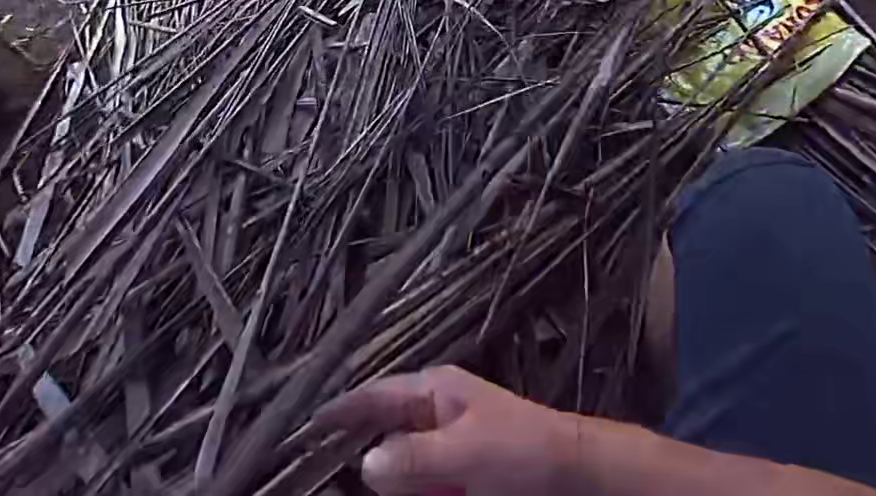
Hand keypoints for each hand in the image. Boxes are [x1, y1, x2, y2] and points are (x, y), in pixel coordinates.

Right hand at [312, 366, 582, 495]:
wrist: (571, 470)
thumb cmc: (519, 449)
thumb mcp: (466, 452)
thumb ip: (415, 457)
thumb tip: (365, 462)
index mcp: (434, 390)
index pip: (376, 394)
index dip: (340, 409)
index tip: (304, 425)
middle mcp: (434, 410)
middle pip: (381, 428)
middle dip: (354, 447)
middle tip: (317, 468)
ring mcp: (445, 441)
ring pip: (398, 459)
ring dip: (384, 475)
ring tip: (349, 480)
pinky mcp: (456, 468)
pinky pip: (420, 477)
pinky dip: (408, 485)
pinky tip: (397, 489)